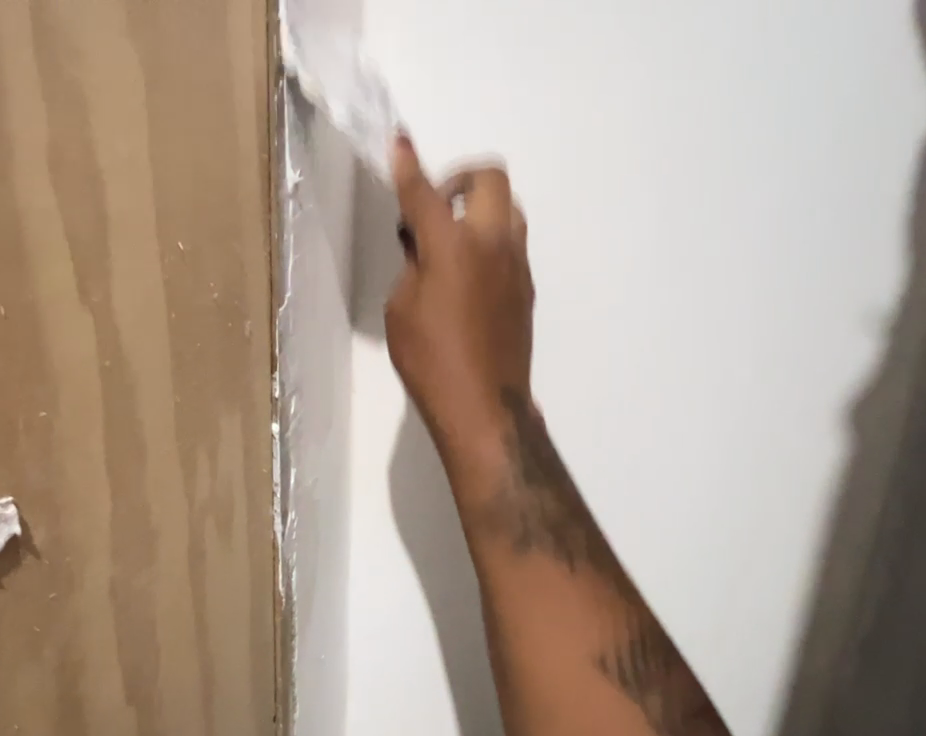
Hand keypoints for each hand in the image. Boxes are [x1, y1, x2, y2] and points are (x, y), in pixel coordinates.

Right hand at [385, 136, 534, 439]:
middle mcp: (491, 241)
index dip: (408, 167)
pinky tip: (464, 278)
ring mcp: (516, 260)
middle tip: (431, 209)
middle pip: (488, 179)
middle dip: (457, 181)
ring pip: (506, 207)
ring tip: (449, 244)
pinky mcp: (525, 283)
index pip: (424, 195)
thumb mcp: (401, 311)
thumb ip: (414, 267)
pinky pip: (509, 242)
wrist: (482, 402)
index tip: (399, 143)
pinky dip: (486, 241)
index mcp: (452, 246)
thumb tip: (425, 248)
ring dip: (477, 209)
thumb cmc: (429, 359)